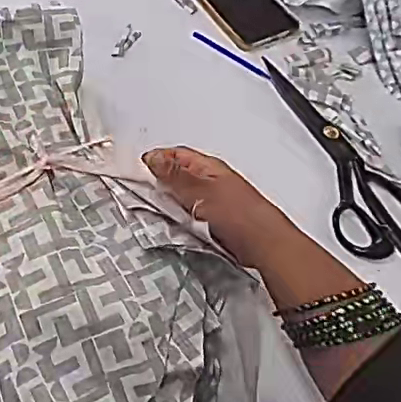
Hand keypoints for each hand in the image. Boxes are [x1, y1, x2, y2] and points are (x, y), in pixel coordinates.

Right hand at [143, 147, 303, 269]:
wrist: (264, 246)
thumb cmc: (242, 215)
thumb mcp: (200, 191)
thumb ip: (175, 175)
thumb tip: (154, 158)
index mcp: (208, 167)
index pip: (175, 155)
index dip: (155, 158)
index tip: (137, 168)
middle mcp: (209, 182)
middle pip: (176, 176)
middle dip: (158, 183)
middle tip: (141, 191)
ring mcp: (211, 203)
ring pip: (180, 198)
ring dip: (168, 204)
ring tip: (156, 211)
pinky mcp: (212, 222)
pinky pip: (186, 217)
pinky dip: (177, 220)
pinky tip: (173, 226)